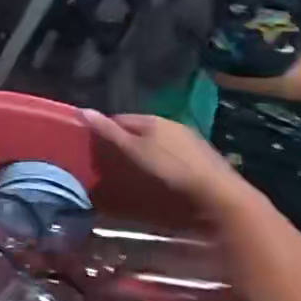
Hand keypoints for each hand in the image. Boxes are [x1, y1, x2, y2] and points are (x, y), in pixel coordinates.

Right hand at [82, 110, 250, 211]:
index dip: (106, 129)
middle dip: (126, 137)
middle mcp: (170, 122)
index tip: (98, 145)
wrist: (217, 190)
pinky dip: (162, 154)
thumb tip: (83, 110)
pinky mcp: (200, 151)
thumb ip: (109, 131)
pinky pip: (171, 147)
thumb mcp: (132, 150)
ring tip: (136, 163)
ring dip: (145, 146)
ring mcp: (188, 136)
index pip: (119, 118)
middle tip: (115, 156)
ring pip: (156, 137)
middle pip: (139, 127)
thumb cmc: (168, 168)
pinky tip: (161, 168)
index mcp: (151, 119)